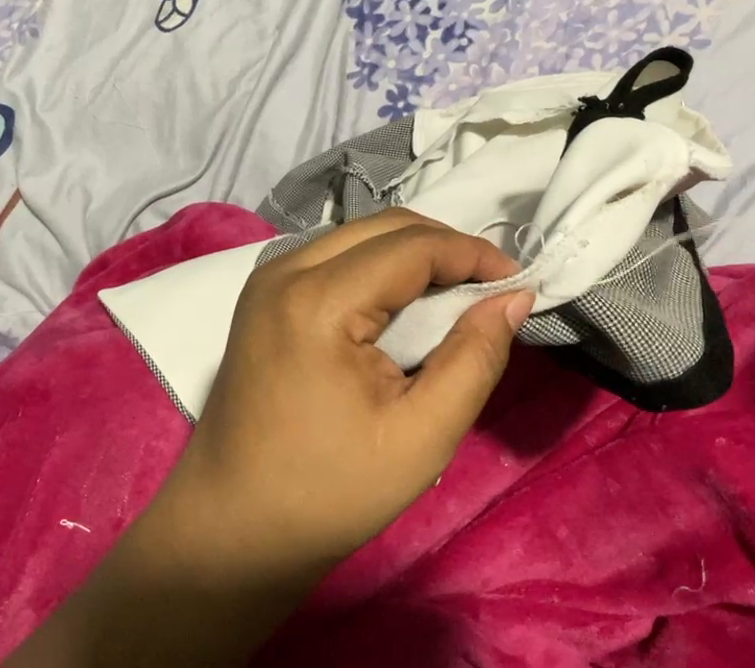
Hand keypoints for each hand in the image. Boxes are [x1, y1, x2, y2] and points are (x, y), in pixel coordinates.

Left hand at [6, 209, 532, 666]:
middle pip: (383, 228)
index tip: (521, 281)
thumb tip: (514, 297)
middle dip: (445, 248)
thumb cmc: (328, 491)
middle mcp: (284, 269)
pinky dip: (378, 267)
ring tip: (457, 295)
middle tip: (493, 288)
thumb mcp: (421, 437)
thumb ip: (474, 359)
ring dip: (412, 254)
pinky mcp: (262, 296)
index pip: (412, 247)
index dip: (473, 254)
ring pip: (357, 236)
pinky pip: (333, 256)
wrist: (232, 526)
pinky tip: (404, 303)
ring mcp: (266, 279)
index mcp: (317, 300)